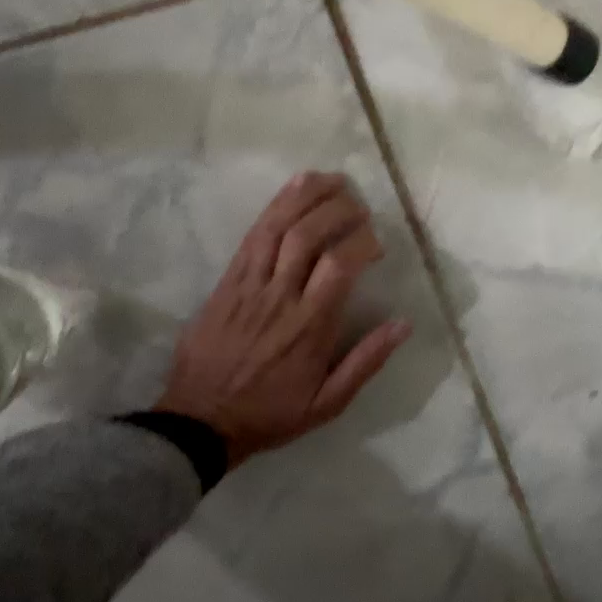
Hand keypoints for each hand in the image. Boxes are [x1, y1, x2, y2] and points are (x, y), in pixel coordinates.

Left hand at [154, 172, 410, 466]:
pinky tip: (294, 187)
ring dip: (306, 197)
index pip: (340, 265)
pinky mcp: (227, 283)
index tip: (379, 244)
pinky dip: (275, 208)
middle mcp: (280, 298)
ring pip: (277, 228)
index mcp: (309, 326)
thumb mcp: (328, 403)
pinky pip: (251, 237)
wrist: (198, 423)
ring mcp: (249, 286)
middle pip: (308, 236)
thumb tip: (404, 324)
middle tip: (360, 204)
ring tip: (332, 179)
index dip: (363, 242)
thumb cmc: (271, 413)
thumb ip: (366, 362)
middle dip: (338, 209)